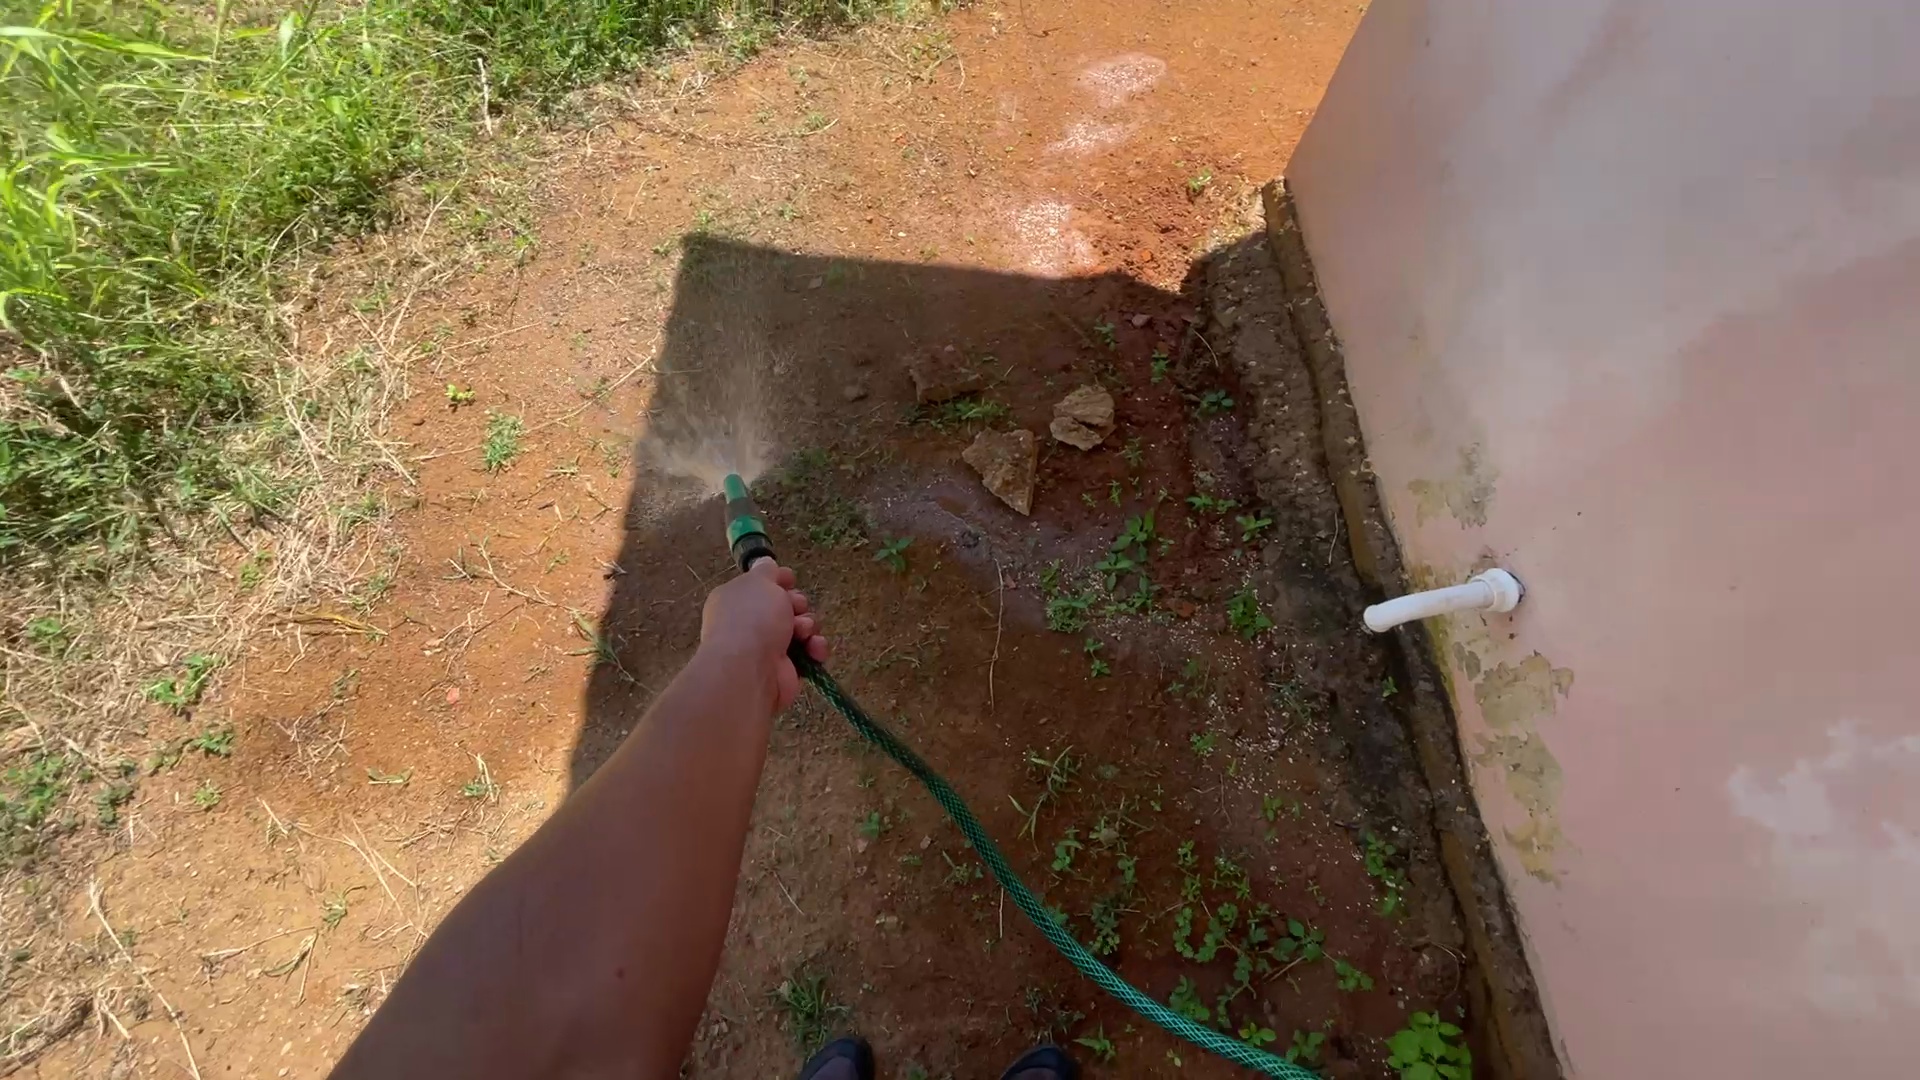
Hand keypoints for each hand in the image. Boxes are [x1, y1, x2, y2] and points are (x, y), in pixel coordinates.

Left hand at [698, 560, 827, 712]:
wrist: (750, 669)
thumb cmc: (752, 618)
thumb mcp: (760, 582)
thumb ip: (767, 571)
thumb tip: (765, 562)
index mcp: (736, 599)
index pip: (761, 585)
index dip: (779, 581)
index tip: (790, 580)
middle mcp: (749, 623)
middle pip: (786, 605)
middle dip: (797, 604)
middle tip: (795, 607)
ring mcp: (767, 647)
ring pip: (801, 628)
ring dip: (808, 626)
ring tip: (803, 632)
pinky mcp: (785, 668)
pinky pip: (808, 652)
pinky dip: (815, 648)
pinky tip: (814, 649)